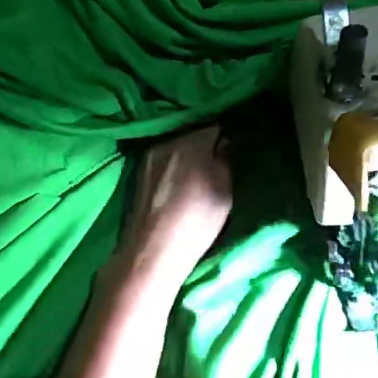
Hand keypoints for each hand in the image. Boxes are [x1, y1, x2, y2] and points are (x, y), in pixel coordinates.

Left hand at [117, 126, 233, 284]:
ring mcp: (149, 157)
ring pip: (177, 148)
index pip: (217, 127)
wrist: (152, 251)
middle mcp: (166, 142)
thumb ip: (227, 159)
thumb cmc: (196, 221)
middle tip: (222, 162)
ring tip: (200, 174)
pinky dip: (174, 166)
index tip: (238, 150)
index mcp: (191, 142)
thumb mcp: (225, 190)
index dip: (230, 136)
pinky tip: (180, 183)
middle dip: (208, 145)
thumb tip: (228, 142)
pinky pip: (164, 160)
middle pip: (194, 135)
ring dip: (189, 156)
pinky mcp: (138, 174)